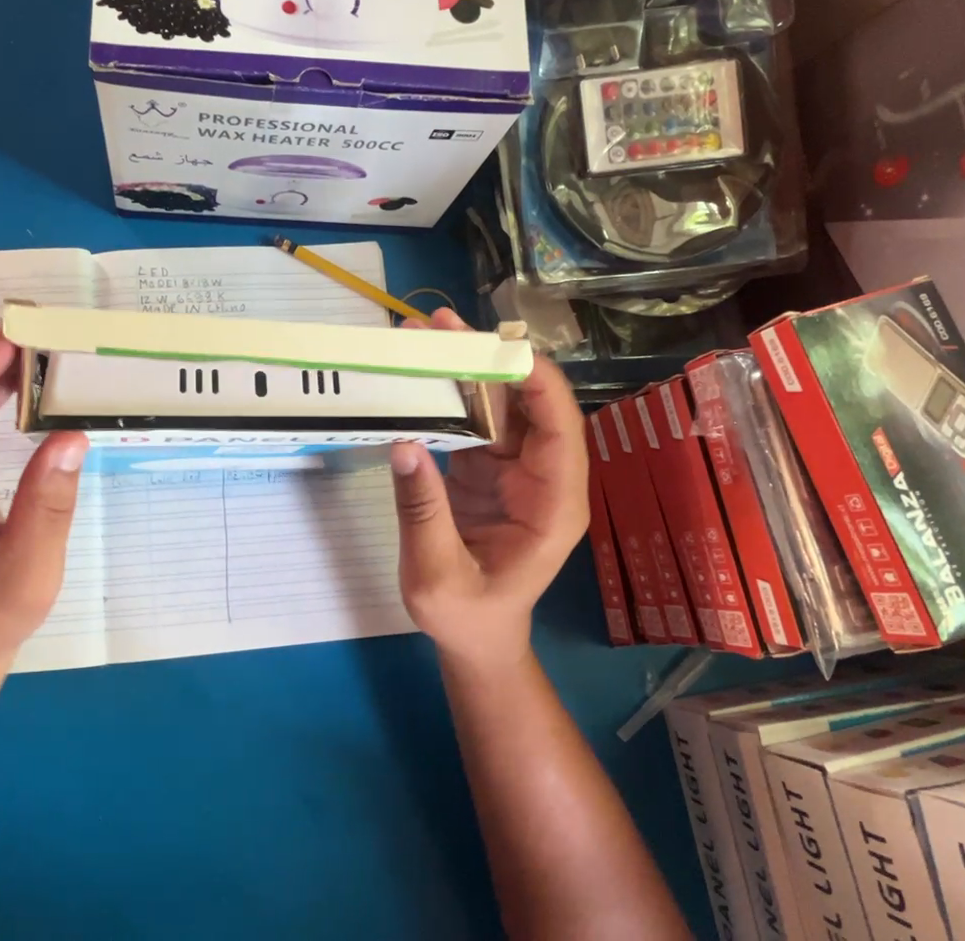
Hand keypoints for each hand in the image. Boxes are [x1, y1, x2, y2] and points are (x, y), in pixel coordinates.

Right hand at [390, 309, 588, 671]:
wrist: (474, 639)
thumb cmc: (468, 616)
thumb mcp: (437, 574)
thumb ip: (422, 511)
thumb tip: (403, 443)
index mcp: (554, 505)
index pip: (561, 430)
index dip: (536, 383)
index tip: (497, 346)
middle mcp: (542, 478)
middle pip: (528, 406)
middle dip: (490, 362)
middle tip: (442, 326)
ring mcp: (514, 471)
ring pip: (498, 407)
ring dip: (464, 371)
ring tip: (422, 338)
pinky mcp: (485, 470)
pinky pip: (472, 423)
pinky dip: (447, 397)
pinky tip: (419, 374)